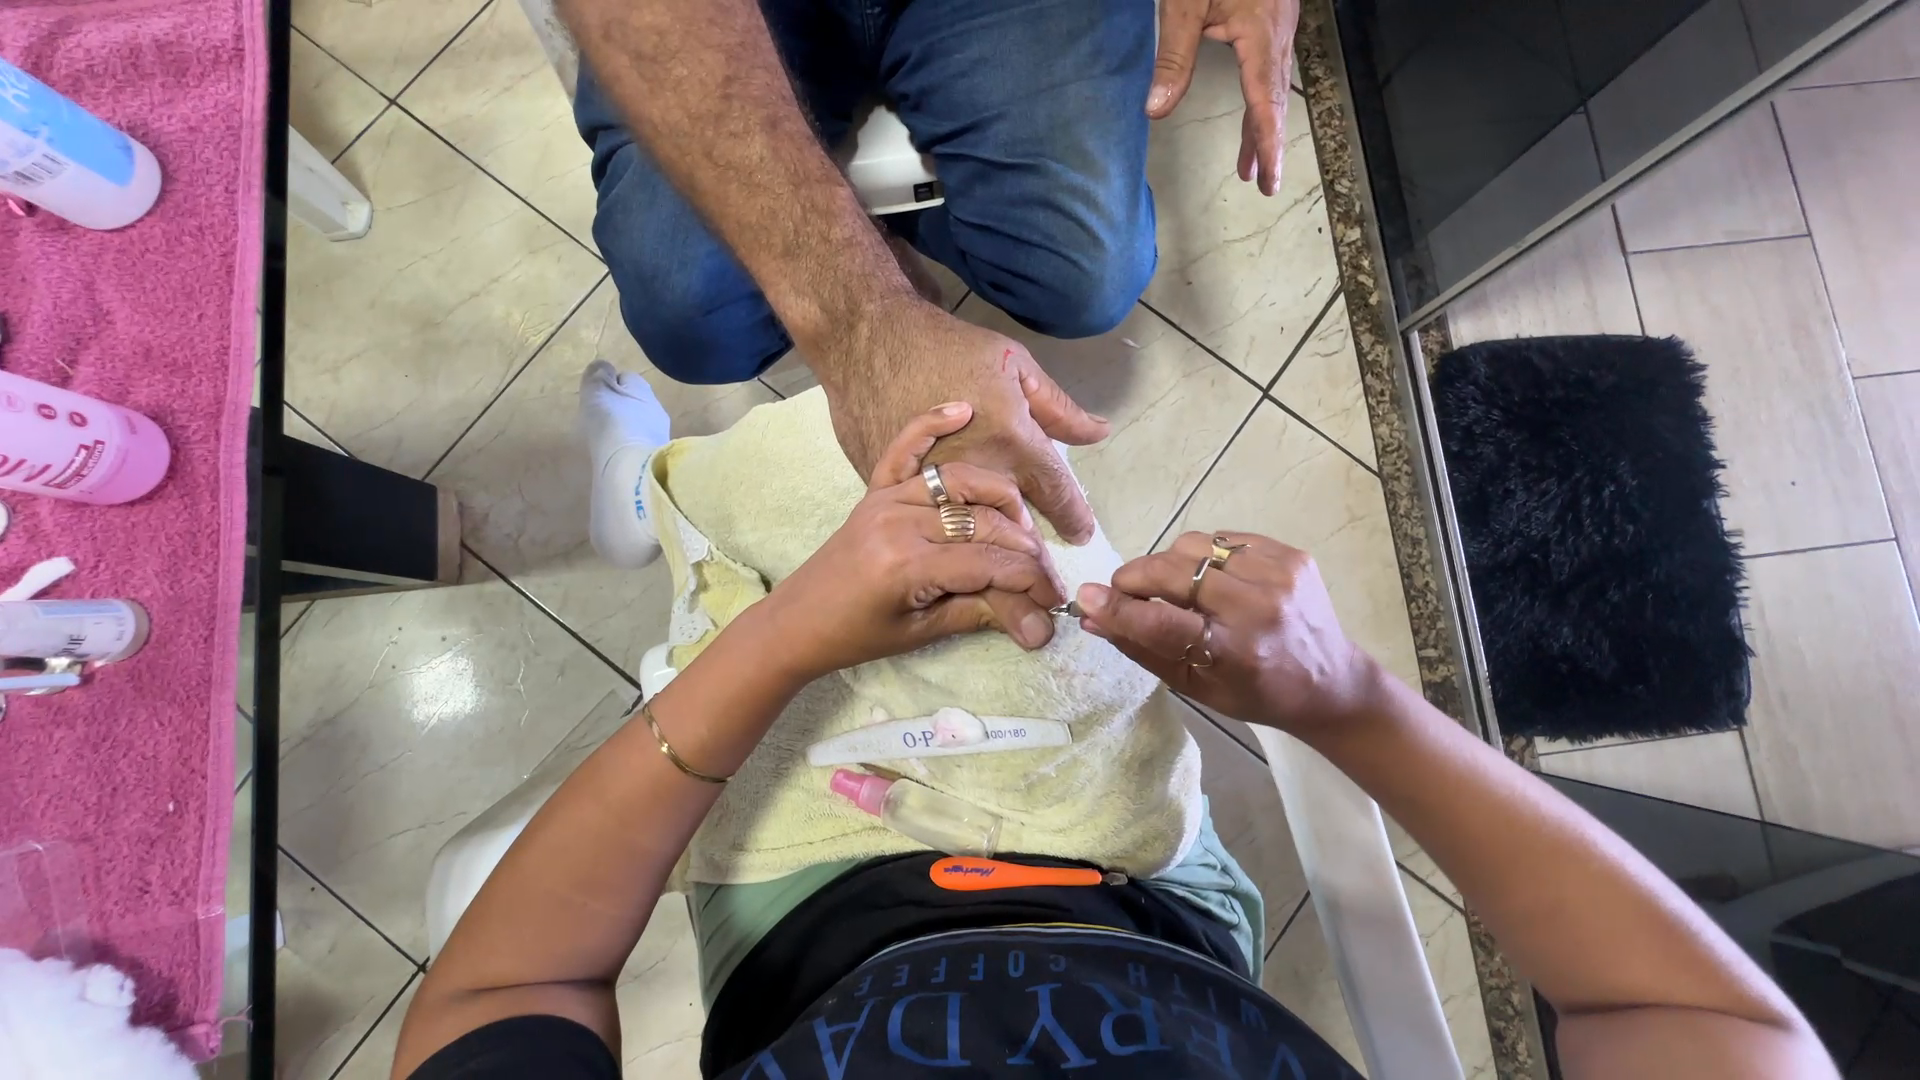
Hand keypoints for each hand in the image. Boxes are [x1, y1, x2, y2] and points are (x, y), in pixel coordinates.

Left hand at [758, 403, 1067, 683]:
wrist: (795, 621)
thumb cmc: (855, 636)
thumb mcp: (920, 634)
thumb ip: (981, 616)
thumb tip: (1043, 628)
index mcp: (907, 565)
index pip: (989, 562)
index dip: (1031, 581)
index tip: (1056, 600)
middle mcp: (899, 521)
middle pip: (983, 522)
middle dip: (1026, 552)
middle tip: (1049, 578)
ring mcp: (886, 498)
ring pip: (960, 483)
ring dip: (1001, 497)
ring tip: (1026, 525)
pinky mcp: (875, 489)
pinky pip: (906, 449)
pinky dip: (931, 424)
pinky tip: (963, 410)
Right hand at [816, 296, 1109, 545]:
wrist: (871, 343)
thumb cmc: (949, 347)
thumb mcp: (1014, 364)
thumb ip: (1058, 408)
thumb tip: (1098, 433)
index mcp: (1014, 444)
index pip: (1058, 496)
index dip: (1074, 519)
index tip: (1081, 534)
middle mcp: (978, 476)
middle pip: (1017, 526)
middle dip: (1030, 539)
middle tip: (1036, 543)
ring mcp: (934, 489)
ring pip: (972, 534)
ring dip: (989, 543)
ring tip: (998, 545)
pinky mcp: (894, 495)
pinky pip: (926, 519)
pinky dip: (940, 522)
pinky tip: (943, 522)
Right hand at [1074, 531, 1384, 733]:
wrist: (1333, 681)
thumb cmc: (1256, 694)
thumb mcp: (1195, 687)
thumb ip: (1141, 648)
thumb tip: (1093, 617)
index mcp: (1237, 653)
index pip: (1163, 622)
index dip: (1119, 607)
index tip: (1085, 597)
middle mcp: (1260, 606)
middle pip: (1173, 571)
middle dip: (1136, 577)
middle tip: (1124, 591)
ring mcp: (1279, 573)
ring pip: (1193, 544)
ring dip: (1170, 564)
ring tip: (1177, 589)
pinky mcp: (1290, 554)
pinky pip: (1222, 539)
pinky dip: (1202, 557)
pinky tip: (1211, 580)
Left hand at [1147, 0, 1299, 195]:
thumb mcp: (1184, 3)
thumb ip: (1173, 55)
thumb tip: (1156, 110)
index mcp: (1260, 32)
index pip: (1264, 101)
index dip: (1267, 142)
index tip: (1269, 178)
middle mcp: (1276, 32)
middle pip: (1273, 99)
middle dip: (1268, 143)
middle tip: (1265, 185)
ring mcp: (1277, 24)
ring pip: (1271, 86)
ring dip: (1262, 127)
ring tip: (1252, 167)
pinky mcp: (1269, 17)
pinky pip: (1268, 69)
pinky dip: (1261, 100)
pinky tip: (1253, 118)